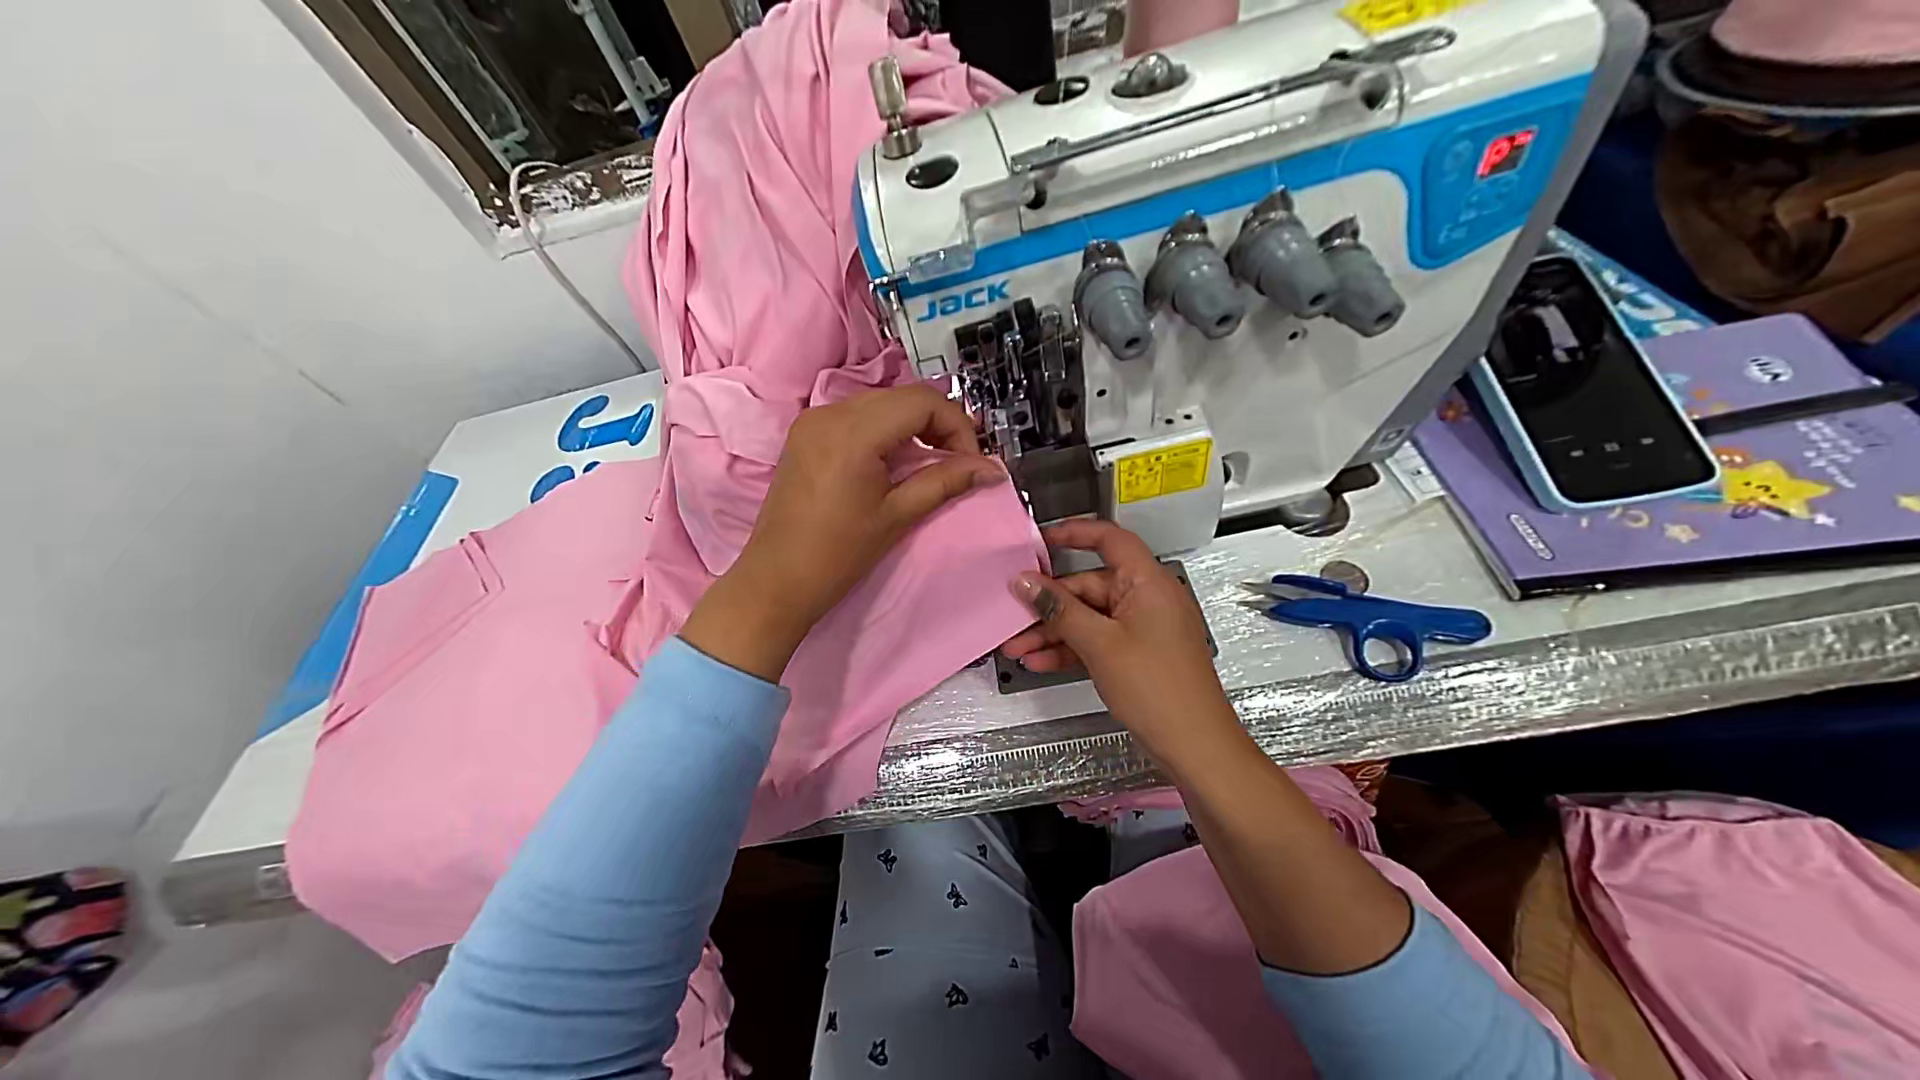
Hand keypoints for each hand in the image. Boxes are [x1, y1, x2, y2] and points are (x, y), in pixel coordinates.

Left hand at [681, 383, 1005, 681]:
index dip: (957, 425)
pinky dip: (886, 430)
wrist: (777, 580)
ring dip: (914, 425)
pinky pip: (858, 415)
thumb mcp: (898, 515)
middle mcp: (830, 413)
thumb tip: (992, 469)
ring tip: (932, 462)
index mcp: (853, 432)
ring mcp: (814, 420)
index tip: (972, 461)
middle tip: (959, 461)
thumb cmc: (837, 555)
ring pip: (882, 403)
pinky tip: (897, 460)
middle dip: (939, 423)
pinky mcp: (807, 433)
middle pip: (903, 397)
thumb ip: (946, 481)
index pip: (922, 402)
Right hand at [1008, 521, 1414, 974]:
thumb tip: (1023, 581)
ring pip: (1088, 618)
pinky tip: (1038, 662)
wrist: (1194, 745)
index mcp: (1147, 581)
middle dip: (1049, 606)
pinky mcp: (1137, 654)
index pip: (1109, 539)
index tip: (1038, 540)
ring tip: (1015, 649)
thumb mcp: (1099, 644)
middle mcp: (1146, 597)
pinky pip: (1097, 641)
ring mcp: (1142, 628)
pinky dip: (1070, 650)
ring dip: (1053, 633)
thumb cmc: (1153, 686)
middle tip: (1012, 619)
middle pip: (1089, 587)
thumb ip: (1058, 608)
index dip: (1074, 533)